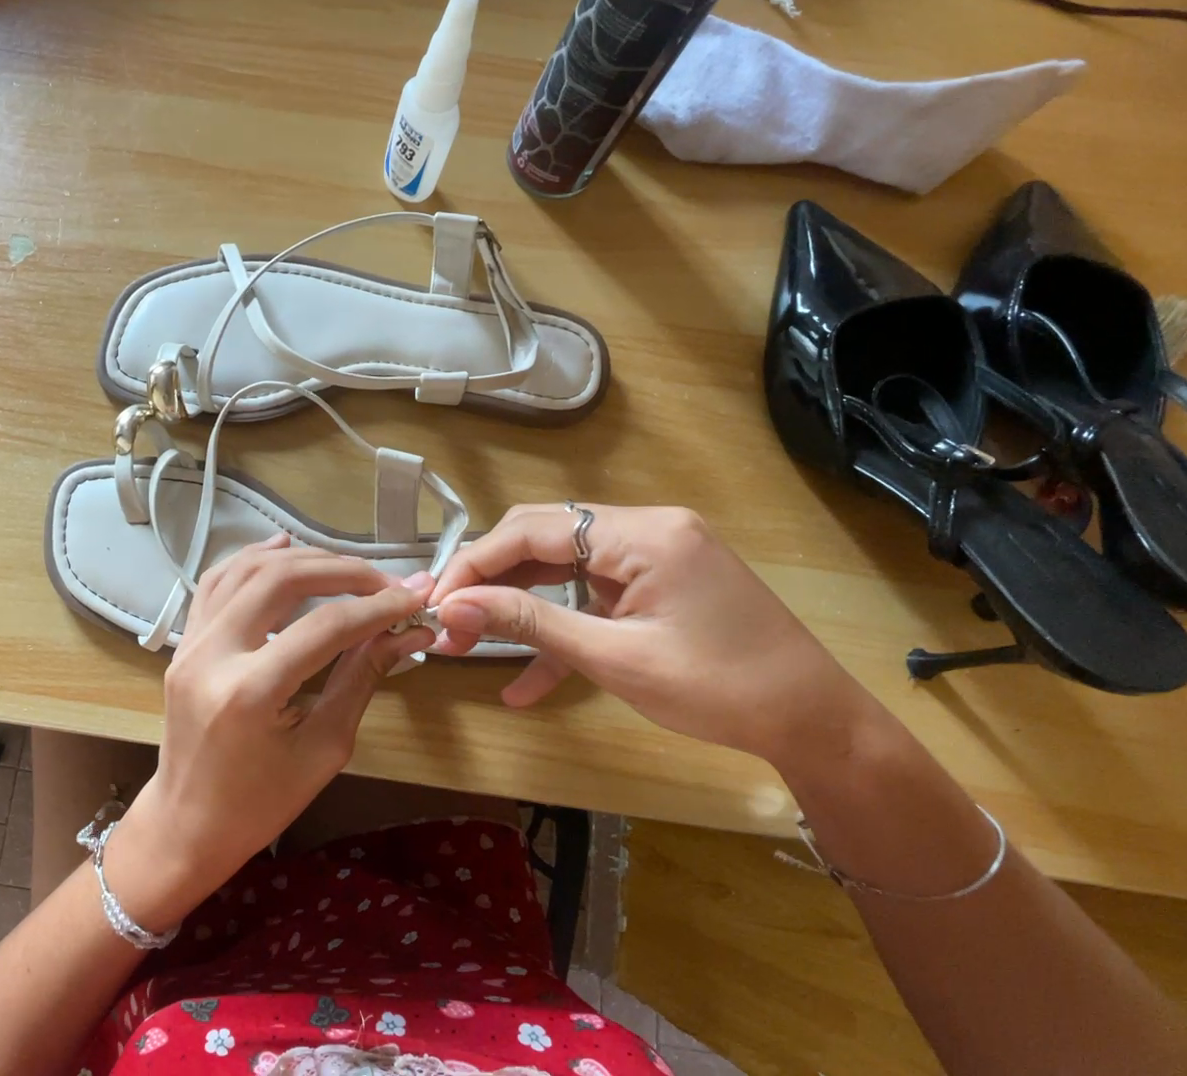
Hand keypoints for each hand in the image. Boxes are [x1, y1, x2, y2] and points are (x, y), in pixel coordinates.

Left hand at [104, 534, 434, 927]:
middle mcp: (211, 655)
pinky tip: (284, 548)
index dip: (376, 607)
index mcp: (248, 693)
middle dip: (341, 571)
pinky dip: (252, 559)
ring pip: (244, 570)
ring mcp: (189, 644)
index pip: (324, 627)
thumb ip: (360, 679)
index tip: (415, 598)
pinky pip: (216, 583)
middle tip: (384, 581)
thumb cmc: (260, 803)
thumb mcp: (323, 749)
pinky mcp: (184, 642)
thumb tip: (405, 632)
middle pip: (280, 580)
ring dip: (300, 559)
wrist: (187, 823)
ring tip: (347, 567)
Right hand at [428, 504, 880, 766]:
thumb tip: (453, 609)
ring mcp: (654, 554)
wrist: (816, 724)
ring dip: (517, 606)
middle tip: (447, 620)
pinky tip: (526, 682)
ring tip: (470, 644)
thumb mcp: (615, 659)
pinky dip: (559, 629)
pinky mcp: (657, 583)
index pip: (533, 529)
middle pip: (543, 537)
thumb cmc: (720, 690)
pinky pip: (591, 595)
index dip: (475, 562)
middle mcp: (647, 527)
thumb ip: (530, 624)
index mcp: (644, 534)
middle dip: (489, 579)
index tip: (434, 601)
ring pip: (560, 566)